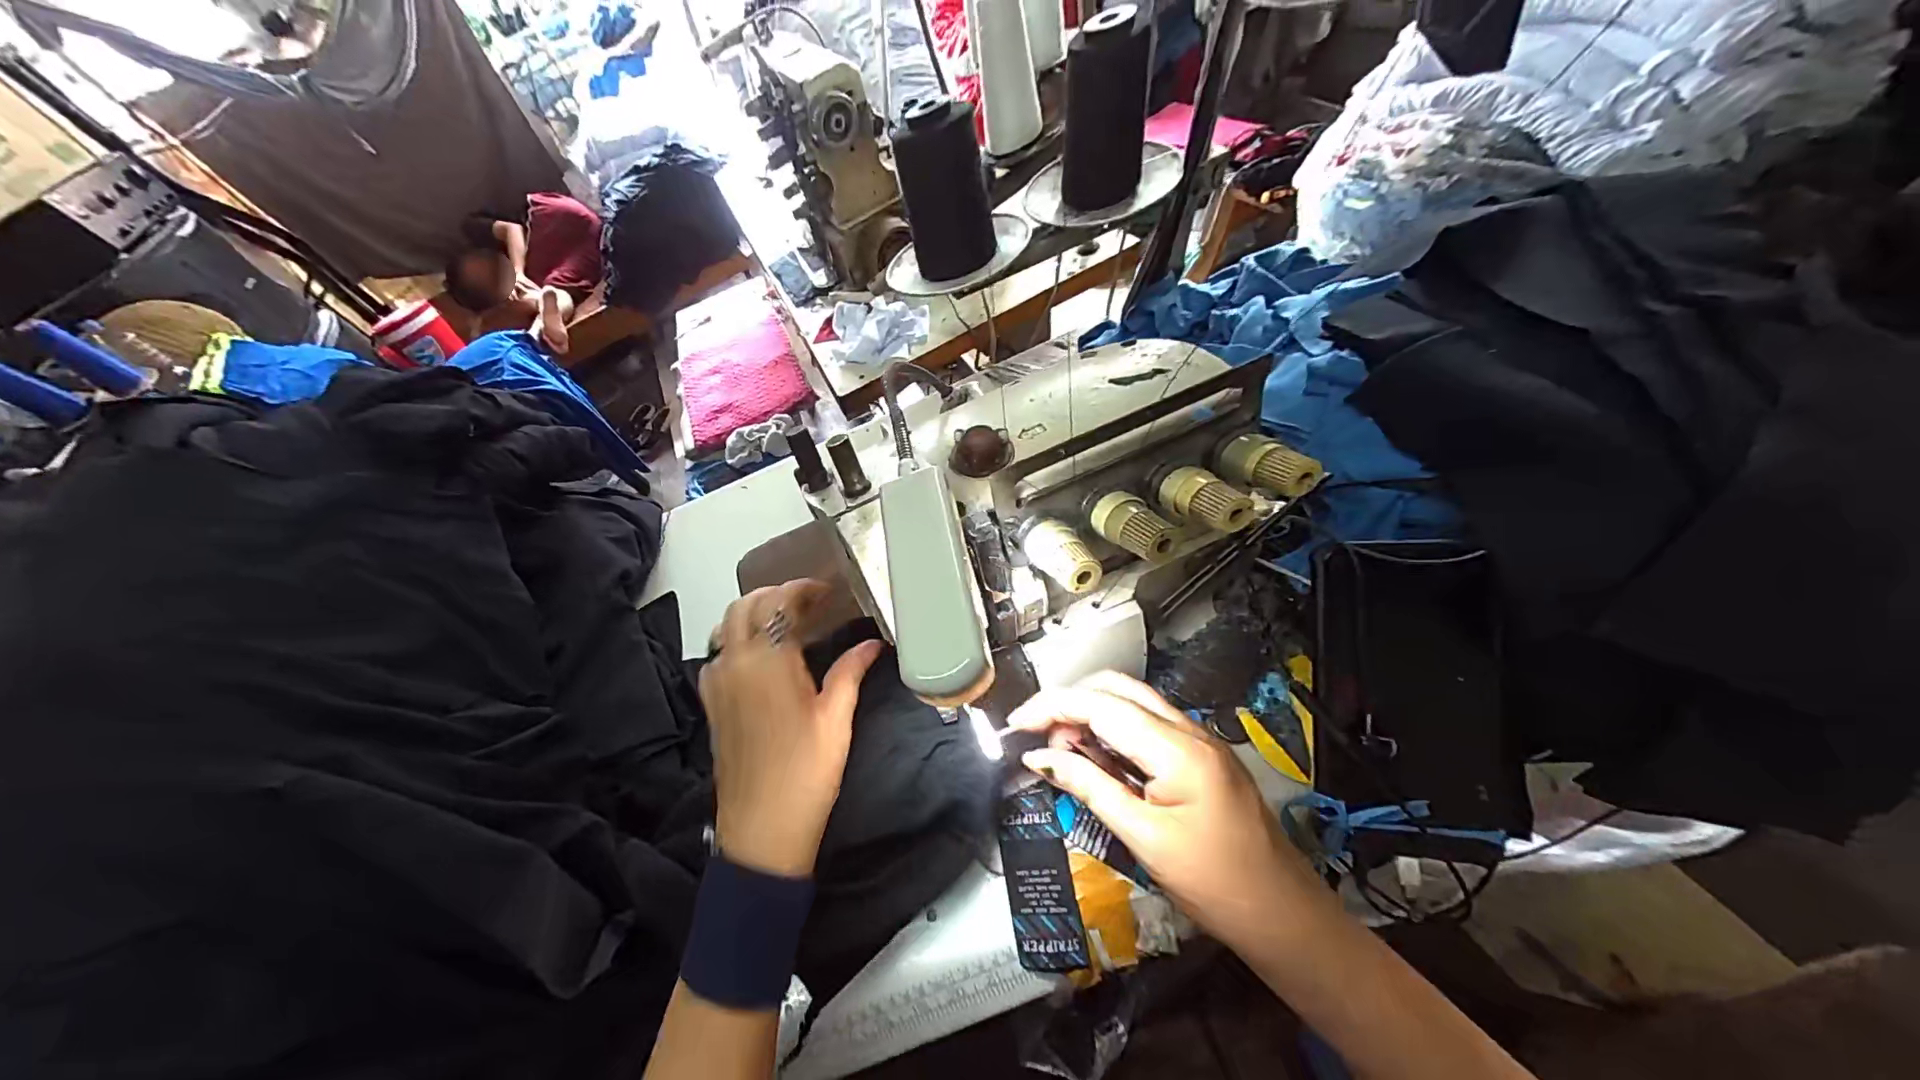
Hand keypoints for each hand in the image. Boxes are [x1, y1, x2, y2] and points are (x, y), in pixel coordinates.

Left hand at [700, 580, 883, 877]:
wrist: (761, 828)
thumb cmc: (807, 771)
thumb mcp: (837, 718)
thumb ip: (851, 671)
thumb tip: (873, 643)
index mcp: (768, 661)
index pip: (778, 603)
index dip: (802, 589)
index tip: (826, 591)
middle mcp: (735, 662)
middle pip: (746, 605)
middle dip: (776, 595)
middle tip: (811, 604)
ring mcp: (717, 682)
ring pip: (727, 625)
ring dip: (755, 613)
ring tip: (790, 624)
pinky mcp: (711, 702)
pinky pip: (719, 652)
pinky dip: (739, 639)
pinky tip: (766, 657)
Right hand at [1009, 671, 1325, 949]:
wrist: (1283, 914)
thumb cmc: (1216, 885)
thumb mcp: (1143, 837)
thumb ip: (1090, 787)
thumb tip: (1040, 758)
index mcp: (1177, 749)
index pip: (1101, 705)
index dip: (1052, 707)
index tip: (1017, 724)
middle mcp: (1190, 731)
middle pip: (1116, 689)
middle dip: (1070, 702)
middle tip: (1039, 738)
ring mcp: (1198, 740)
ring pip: (1131, 702)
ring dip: (1091, 715)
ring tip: (1062, 751)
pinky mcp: (1199, 756)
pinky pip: (1147, 726)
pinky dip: (1113, 731)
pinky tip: (1096, 758)